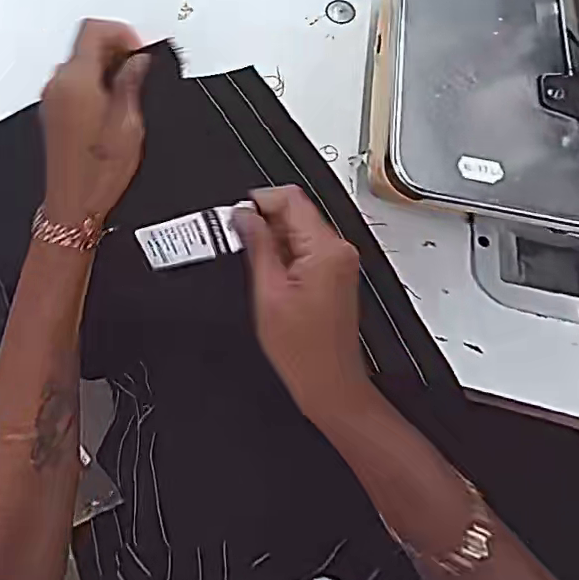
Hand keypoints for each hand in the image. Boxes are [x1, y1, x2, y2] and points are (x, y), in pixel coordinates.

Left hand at [39, 19, 148, 227]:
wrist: (73, 203)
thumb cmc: (98, 172)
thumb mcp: (130, 123)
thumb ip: (132, 83)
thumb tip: (139, 61)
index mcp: (76, 81)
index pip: (93, 29)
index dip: (121, 31)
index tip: (139, 48)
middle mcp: (58, 85)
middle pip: (85, 43)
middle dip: (115, 48)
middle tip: (139, 65)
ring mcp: (52, 98)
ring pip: (79, 62)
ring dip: (105, 65)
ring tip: (129, 86)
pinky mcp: (52, 111)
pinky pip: (72, 81)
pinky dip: (93, 80)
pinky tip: (113, 101)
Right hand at [236, 185, 371, 418]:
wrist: (328, 381)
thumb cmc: (304, 350)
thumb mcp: (267, 292)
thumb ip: (256, 244)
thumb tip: (243, 215)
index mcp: (326, 249)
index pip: (291, 198)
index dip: (259, 200)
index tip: (238, 215)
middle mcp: (339, 249)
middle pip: (296, 210)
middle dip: (266, 222)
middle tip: (242, 244)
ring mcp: (341, 259)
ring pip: (300, 227)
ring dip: (275, 238)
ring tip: (262, 271)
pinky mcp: (337, 269)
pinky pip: (307, 245)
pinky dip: (286, 252)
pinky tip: (275, 277)